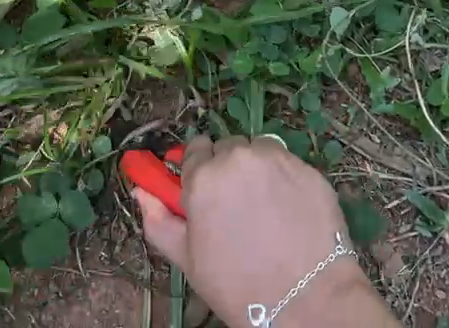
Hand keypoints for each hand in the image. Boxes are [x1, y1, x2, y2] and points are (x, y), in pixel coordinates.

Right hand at [132, 135, 396, 327]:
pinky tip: (288, 209)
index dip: (200, 170)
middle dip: (227, 168)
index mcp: (203, 176)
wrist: (307, 301)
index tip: (207, 191)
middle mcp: (237, 157)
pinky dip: (283, 177)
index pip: (195, 149)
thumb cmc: (239, 286)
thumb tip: (141, 192)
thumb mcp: (189, 261)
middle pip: (226, 147)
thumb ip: (159, 221)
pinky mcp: (306, 166)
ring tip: (263, 206)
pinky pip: (286, 162)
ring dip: (255, 167)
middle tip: (235, 205)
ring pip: (257, 149)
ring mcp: (275, 159)